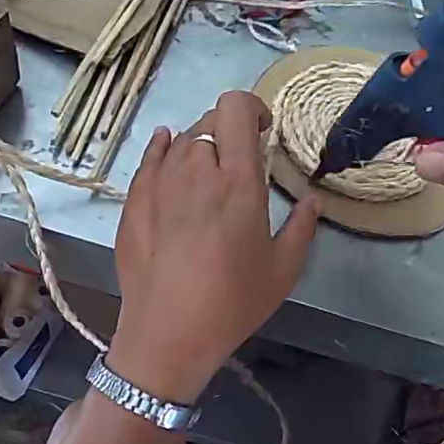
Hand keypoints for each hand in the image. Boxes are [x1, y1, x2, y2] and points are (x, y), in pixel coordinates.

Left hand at [107, 91, 320, 404]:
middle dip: (227, 133)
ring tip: (205, 173)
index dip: (251, 108)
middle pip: (208, 122)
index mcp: (237, 183)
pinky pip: (149, 159)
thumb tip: (311, 200)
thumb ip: (301, 228)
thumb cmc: (230, 305)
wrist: (167, 335)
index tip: (261, 131)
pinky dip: (162, 151)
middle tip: (236, 162)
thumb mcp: (282, 272)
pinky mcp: (133, 203)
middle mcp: (194, 172)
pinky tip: (168, 157)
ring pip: (179, 141)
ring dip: (198, 146)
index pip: (236, 109)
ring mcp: (158, 185)